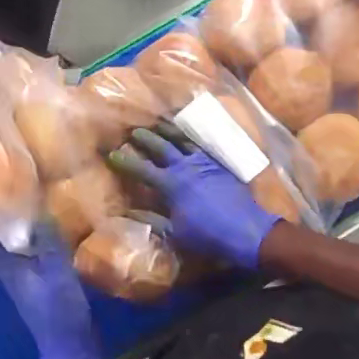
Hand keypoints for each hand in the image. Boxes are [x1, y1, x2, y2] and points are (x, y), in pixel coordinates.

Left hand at [0, 212, 101, 358]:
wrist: (70, 346)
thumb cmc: (59, 306)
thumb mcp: (56, 268)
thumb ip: (48, 241)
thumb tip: (39, 215)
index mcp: (9, 271)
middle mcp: (13, 278)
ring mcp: (28, 288)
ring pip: (14, 257)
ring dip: (15, 238)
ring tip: (26, 218)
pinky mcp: (44, 294)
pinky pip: (34, 264)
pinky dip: (36, 250)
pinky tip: (51, 243)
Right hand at [110, 126, 279, 268]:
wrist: (246, 229)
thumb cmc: (207, 235)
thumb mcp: (174, 232)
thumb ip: (152, 219)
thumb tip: (127, 213)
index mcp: (171, 184)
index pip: (142, 169)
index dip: (126, 161)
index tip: (112, 154)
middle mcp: (186, 167)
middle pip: (162, 146)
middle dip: (146, 138)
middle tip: (134, 130)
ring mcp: (206, 162)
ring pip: (184, 139)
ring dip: (170, 130)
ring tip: (161, 122)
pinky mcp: (222, 163)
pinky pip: (204, 145)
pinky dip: (194, 138)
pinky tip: (191, 136)